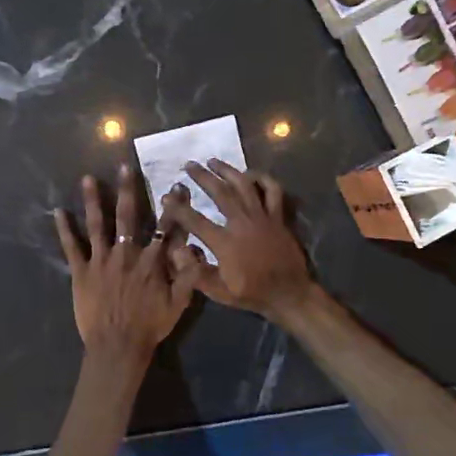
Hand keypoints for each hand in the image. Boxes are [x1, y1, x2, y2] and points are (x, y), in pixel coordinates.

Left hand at [52, 165, 196, 367]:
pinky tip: (58, 211)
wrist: (118, 346)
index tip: (176, 187)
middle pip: (127, 215)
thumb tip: (196, 250)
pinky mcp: (81, 271)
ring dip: (92, 199)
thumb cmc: (150, 326)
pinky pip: (72, 246)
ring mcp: (101, 260)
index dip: (172, 206)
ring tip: (87, 178)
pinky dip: (64, 228)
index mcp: (151, 260)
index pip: (164, 227)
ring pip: (96, 223)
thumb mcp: (179, 304)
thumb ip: (189, 276)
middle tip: (125, 166)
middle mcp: (126, 253)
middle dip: (127, 189)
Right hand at [160, 162, 317, 324]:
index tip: (166, 197)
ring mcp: (262, 217)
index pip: (195, 221)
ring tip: (213, 161)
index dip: (178, 209)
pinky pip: (272, 191)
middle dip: (202, 177)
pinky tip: (250, 173)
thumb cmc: (252, 293)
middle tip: (189, 165)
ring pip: (244, 185)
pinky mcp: (278, 217)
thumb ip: (195, 272)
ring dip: (227, 170)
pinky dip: (262, 179)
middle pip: (220, 193)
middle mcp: (242, 223)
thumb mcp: (219, 291)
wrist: (289, 294)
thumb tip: (177, 251)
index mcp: (225, 243)